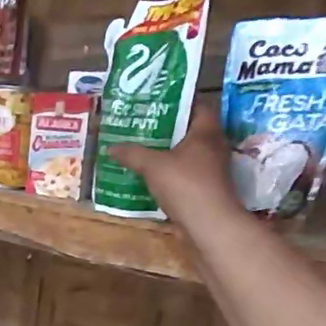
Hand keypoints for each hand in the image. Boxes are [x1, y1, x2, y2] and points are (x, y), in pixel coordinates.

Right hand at [106, 99, 242, 226]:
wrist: (210, 224)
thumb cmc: (185, 185)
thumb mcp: (152, 166)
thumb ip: (132, 154)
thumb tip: (110, 147)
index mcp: (206, 131)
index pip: (200, 105)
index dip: (181, 101)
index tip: (158, 102)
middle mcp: (215, 146)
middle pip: (193, 129)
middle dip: (171, 127)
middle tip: (146, 124)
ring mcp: (215, 169)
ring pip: (191, 152)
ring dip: (172, 151)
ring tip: (147, 148)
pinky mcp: (210, 188)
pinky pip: (190, 172)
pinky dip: (175, 170)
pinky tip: (156, 174)